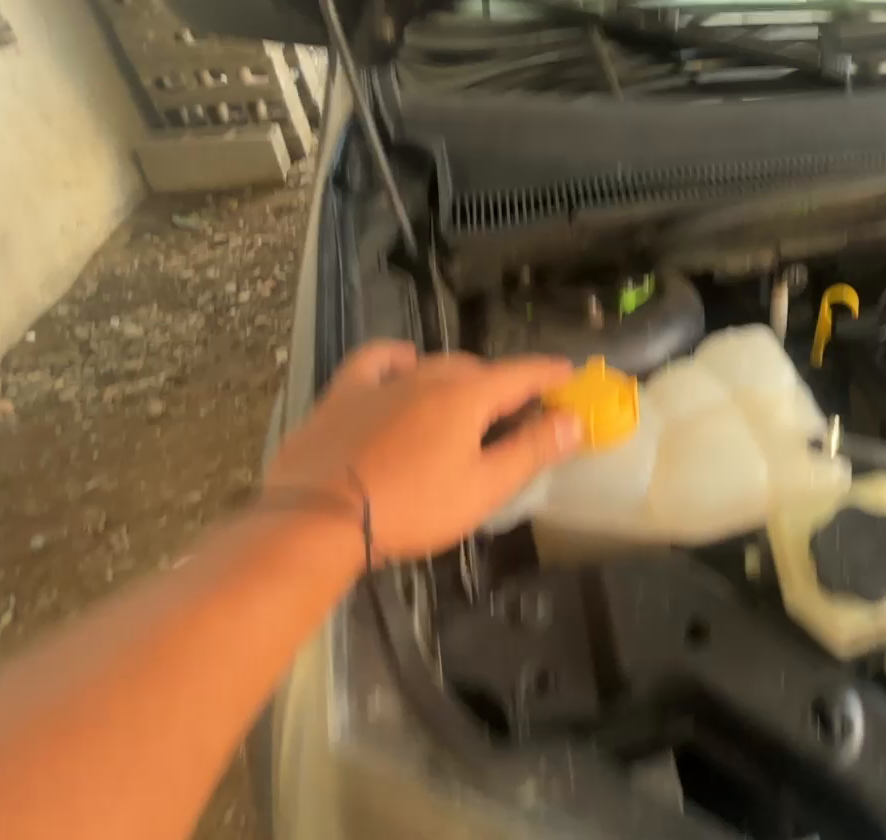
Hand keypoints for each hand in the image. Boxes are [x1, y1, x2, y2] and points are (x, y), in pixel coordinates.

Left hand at [262, 342, 582, 559]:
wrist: (312, 524)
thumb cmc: (410, 508)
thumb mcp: (483, 488)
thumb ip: (531, 450)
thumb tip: (573, 420)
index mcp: (466, 397)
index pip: (522, 374)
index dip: (551, 374)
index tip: (571, 375)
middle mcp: (427, 377)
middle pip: (480, 370)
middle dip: (506, 384)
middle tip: (518, 413)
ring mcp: (380, 384)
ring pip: (433, 365)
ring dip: (461, 377)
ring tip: (468, 401)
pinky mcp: (341, 397)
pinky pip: (376, 361)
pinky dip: (398, 360)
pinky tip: (405, 367)